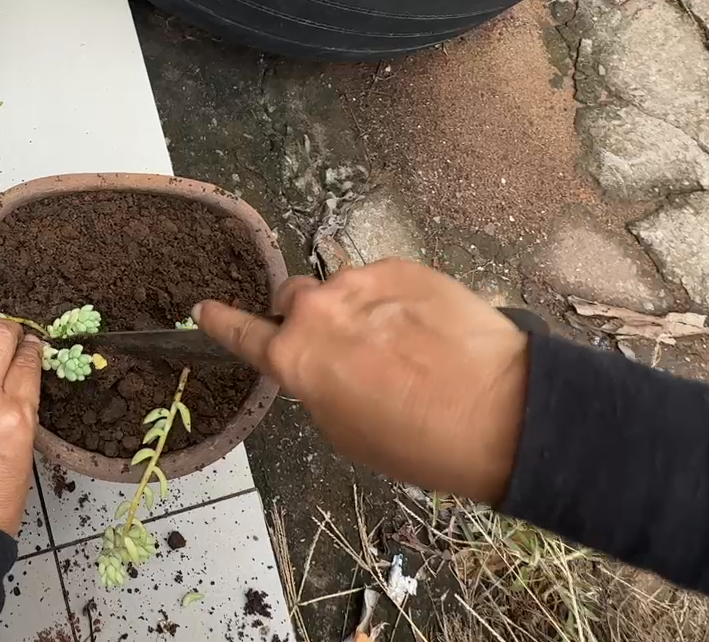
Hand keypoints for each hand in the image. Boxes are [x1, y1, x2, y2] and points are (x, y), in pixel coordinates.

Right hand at [194, 259, 528, 503]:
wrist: (507, 412)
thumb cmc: (419, 443)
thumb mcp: (346, 433)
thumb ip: (315, 387)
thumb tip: (320, 365)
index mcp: (293, 357)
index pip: (238, 331)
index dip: (217, 320)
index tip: (201, 308)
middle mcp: (315, 310)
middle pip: (291, 298)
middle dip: (305, 317)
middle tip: (342, 345)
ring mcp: (357, 281)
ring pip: (341, 290)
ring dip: (357, 311)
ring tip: (403, 343)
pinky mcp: (399, 265)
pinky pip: (381, 280)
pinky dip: (394, 301)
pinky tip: (427, 328)